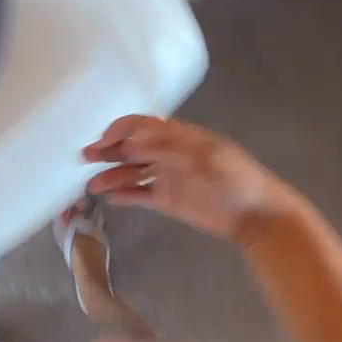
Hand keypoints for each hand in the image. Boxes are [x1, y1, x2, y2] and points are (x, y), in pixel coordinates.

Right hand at [82, 115, 289, 240]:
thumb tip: (133, 142)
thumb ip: (170, 148)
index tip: (103, 141)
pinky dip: (123, 195)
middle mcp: (168, 153)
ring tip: (91, 186)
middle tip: (85, 158)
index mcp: (179, 136)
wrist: (257, 215)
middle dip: (108, 151)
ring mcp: (166, 177)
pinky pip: (139, 194)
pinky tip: (108, 197)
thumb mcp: (208, 157)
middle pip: (131, 147)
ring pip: (131, 172)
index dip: (121, 129)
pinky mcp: (166, 200)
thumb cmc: (237, 179)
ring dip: (111, 176)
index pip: (143, 125)